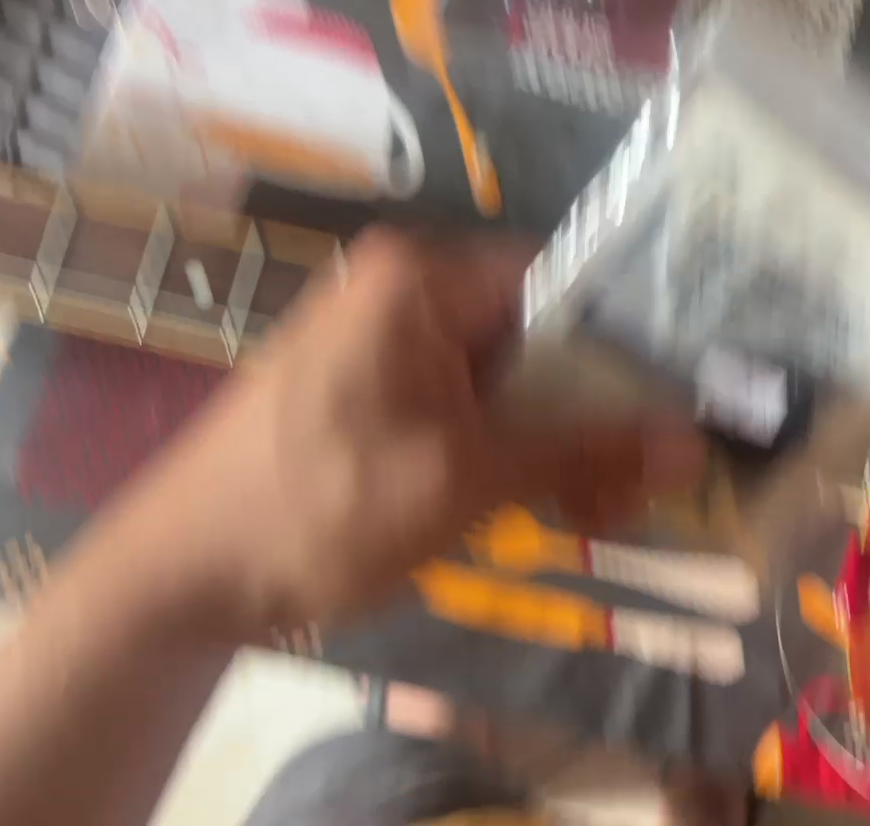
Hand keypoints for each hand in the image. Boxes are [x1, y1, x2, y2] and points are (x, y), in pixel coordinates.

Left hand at [108, 230, 701, 639]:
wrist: (173, 591)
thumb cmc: (320, 508)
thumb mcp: (470, 477)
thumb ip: (590, 452)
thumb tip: (695, 445)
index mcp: (422, 278)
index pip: (562, 279)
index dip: (625, 336)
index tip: (671, 392)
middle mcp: (412, 293)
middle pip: (545, 334)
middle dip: (597, 407)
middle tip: (644, 470)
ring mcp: (397, 342)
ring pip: (520, 376)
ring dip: (565, 437)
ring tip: (606, 501)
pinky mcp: (390, 390)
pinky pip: (483, 404)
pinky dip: (522, 449)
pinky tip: (555, 500)